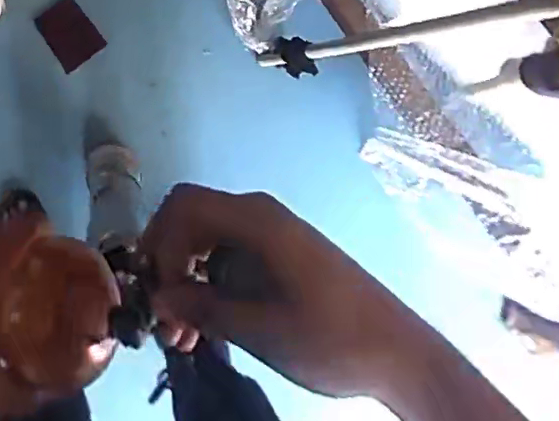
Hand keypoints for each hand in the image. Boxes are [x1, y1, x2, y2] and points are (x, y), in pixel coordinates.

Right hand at [144, 184, 413, 401]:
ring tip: (180, 332)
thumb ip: (204, 307)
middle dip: (166, 258)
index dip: (162, 246)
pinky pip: (225, 250)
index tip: (164, 297)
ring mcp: (266, 229)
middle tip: (161, 311)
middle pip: (189, 215)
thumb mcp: (263, 329)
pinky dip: (205, 279)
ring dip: (183, 275)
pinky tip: (203, 322)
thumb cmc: (331, 338)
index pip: (184, 206)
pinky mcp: (274, 250)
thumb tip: (158, 295)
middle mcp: (256, 212)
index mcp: (254, 218)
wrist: (400, 352)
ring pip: (204, 235)